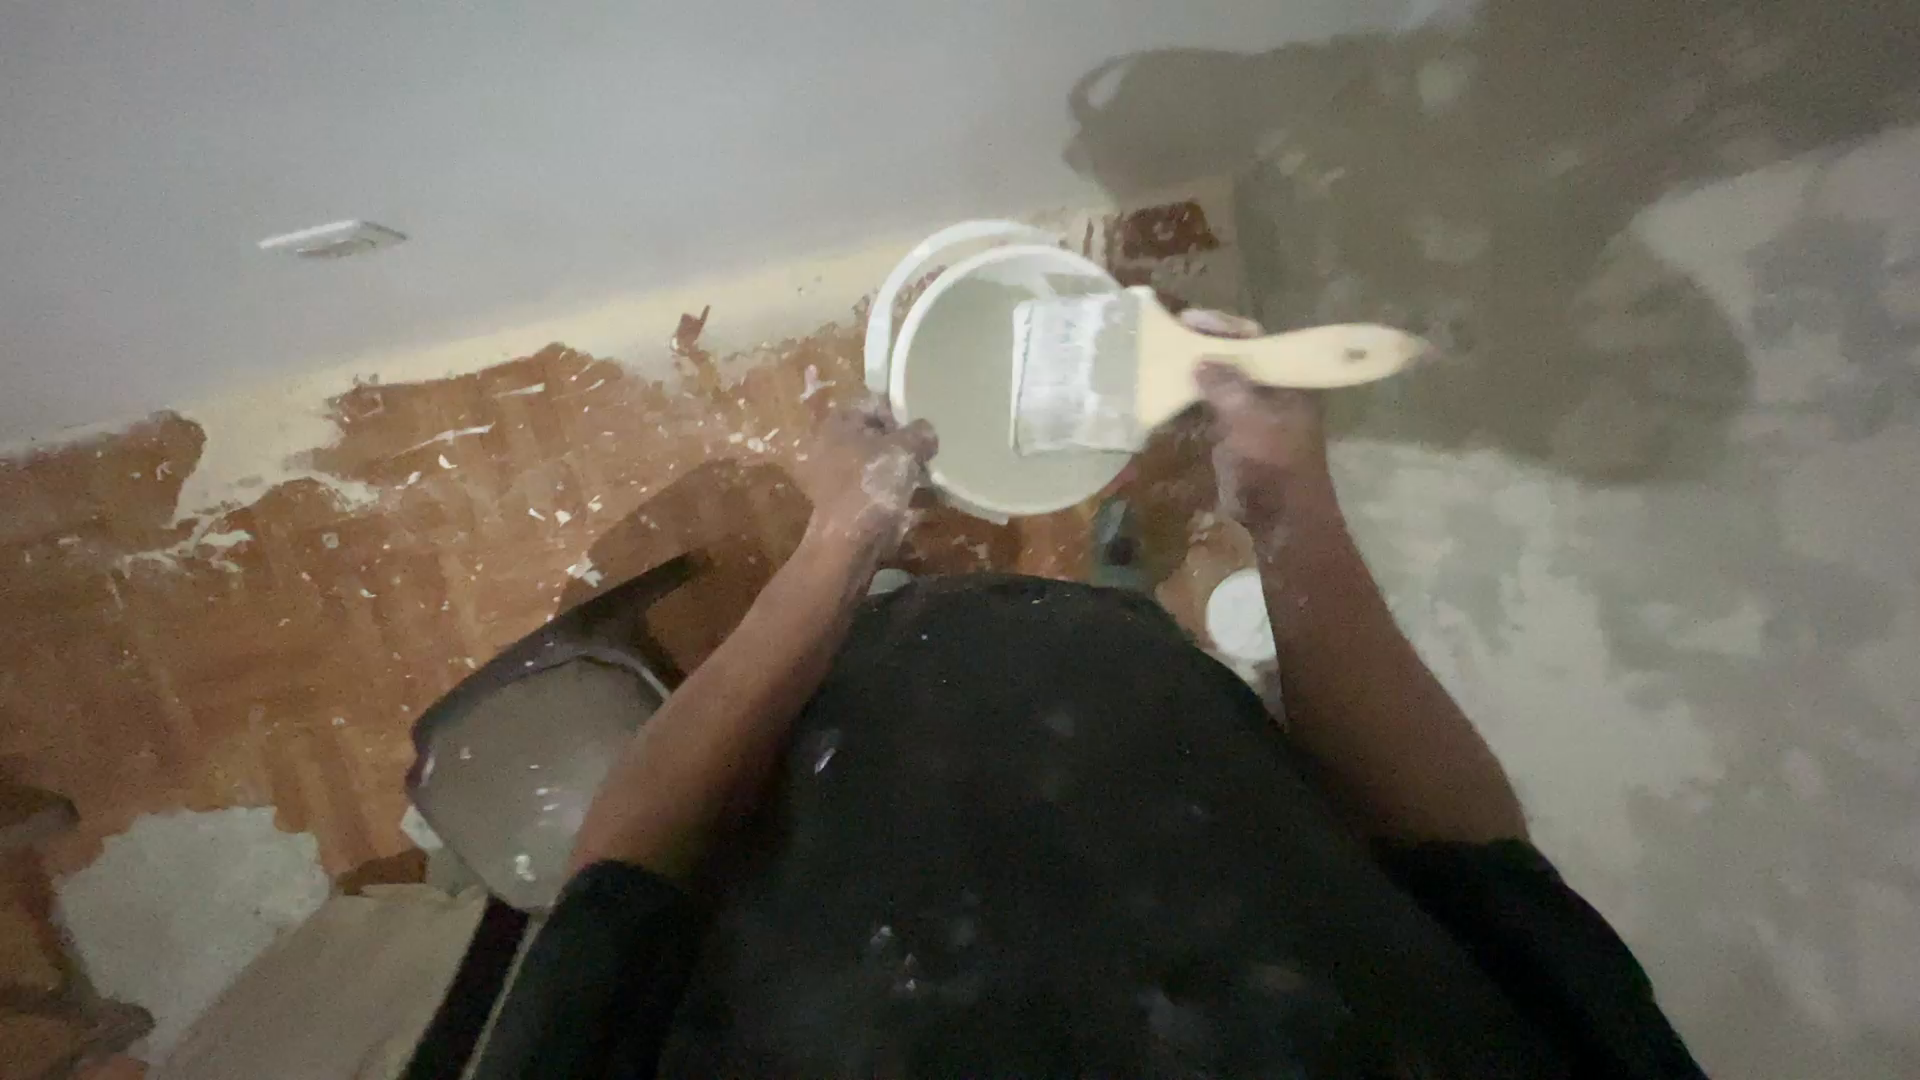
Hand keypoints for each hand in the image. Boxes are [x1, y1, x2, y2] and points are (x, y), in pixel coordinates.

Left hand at [796, 399, 937, 547]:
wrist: (849, 540)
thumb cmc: (872, 485)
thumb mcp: (905, 450)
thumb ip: (921, 433)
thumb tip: (927, 432)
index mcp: (839, 422)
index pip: (877, 404)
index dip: (902, 415)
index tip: (921, 436)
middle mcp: (831, 443)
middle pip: (877, 434)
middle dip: (903, 445)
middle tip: (925, 457)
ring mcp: (834, 474)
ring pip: (877, 462)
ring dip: (900, 469)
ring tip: (924, 478)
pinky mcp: (843, 500)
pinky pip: (874, 486)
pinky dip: (892, 490)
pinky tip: (912, 500)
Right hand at [1183, 310, 1330, 526]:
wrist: (1279, 517)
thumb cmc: (1274, 463)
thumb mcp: (1251, 419)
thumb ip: (1227, 387)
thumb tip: (1200, 361)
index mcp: (1285, 381)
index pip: (1254, 341)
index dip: (1222, 328)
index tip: (1188, 320)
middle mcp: (1268, 392)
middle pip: (1233, 360)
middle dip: (1202, 349)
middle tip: (1169, 338)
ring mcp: (1248, 415)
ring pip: (1217, 385)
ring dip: (1190, 376)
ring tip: (1159, 363)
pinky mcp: (1231, 437)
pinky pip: (1206, 411)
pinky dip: (1186, 404)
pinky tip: (1163, 398)